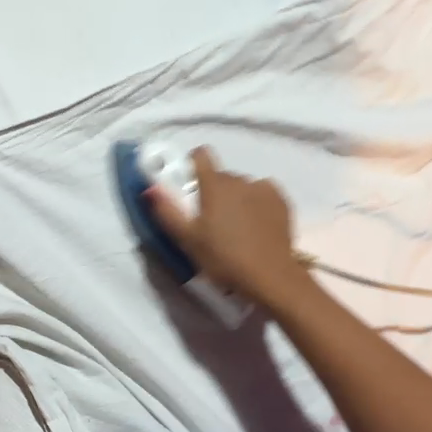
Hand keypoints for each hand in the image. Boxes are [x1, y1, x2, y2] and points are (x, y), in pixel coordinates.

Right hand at [148, 147, 305, 301]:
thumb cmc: (223, 259)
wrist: (269, 276)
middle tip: (211, 223)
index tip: (189, 188)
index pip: (200, 155)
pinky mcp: (282, 201)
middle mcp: (240, 179)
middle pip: (221, 177)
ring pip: (243, 187)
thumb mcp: (188, 240)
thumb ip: (167, 211)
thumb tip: (149, 188)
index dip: (191, 166)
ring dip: (237, 199)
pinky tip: (256, 227)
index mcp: (214, 184)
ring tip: (237, 229)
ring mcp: (264, 188)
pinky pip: (263, 194)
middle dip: (214, 192)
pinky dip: (257, 204)